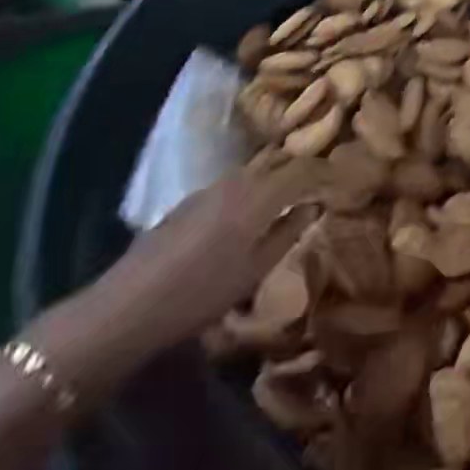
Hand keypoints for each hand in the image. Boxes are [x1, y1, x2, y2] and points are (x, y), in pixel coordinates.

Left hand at [84, 158, 325, 360]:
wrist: (127, 307)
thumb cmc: (202, 292)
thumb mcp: (256, 269)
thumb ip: (289, 232)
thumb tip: (312, 206)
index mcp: (259, 195)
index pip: (302, 168)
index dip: (325, 169)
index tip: (342, 176)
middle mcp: (235, 182)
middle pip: (276, 162)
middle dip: (301, 167)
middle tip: (320, 182)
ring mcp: (208, 190)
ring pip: (253, 172)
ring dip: (275, 177)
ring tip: (289, 196)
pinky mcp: (187, 203)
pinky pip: (232, 185)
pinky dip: (252, 190)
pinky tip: (249, 214)